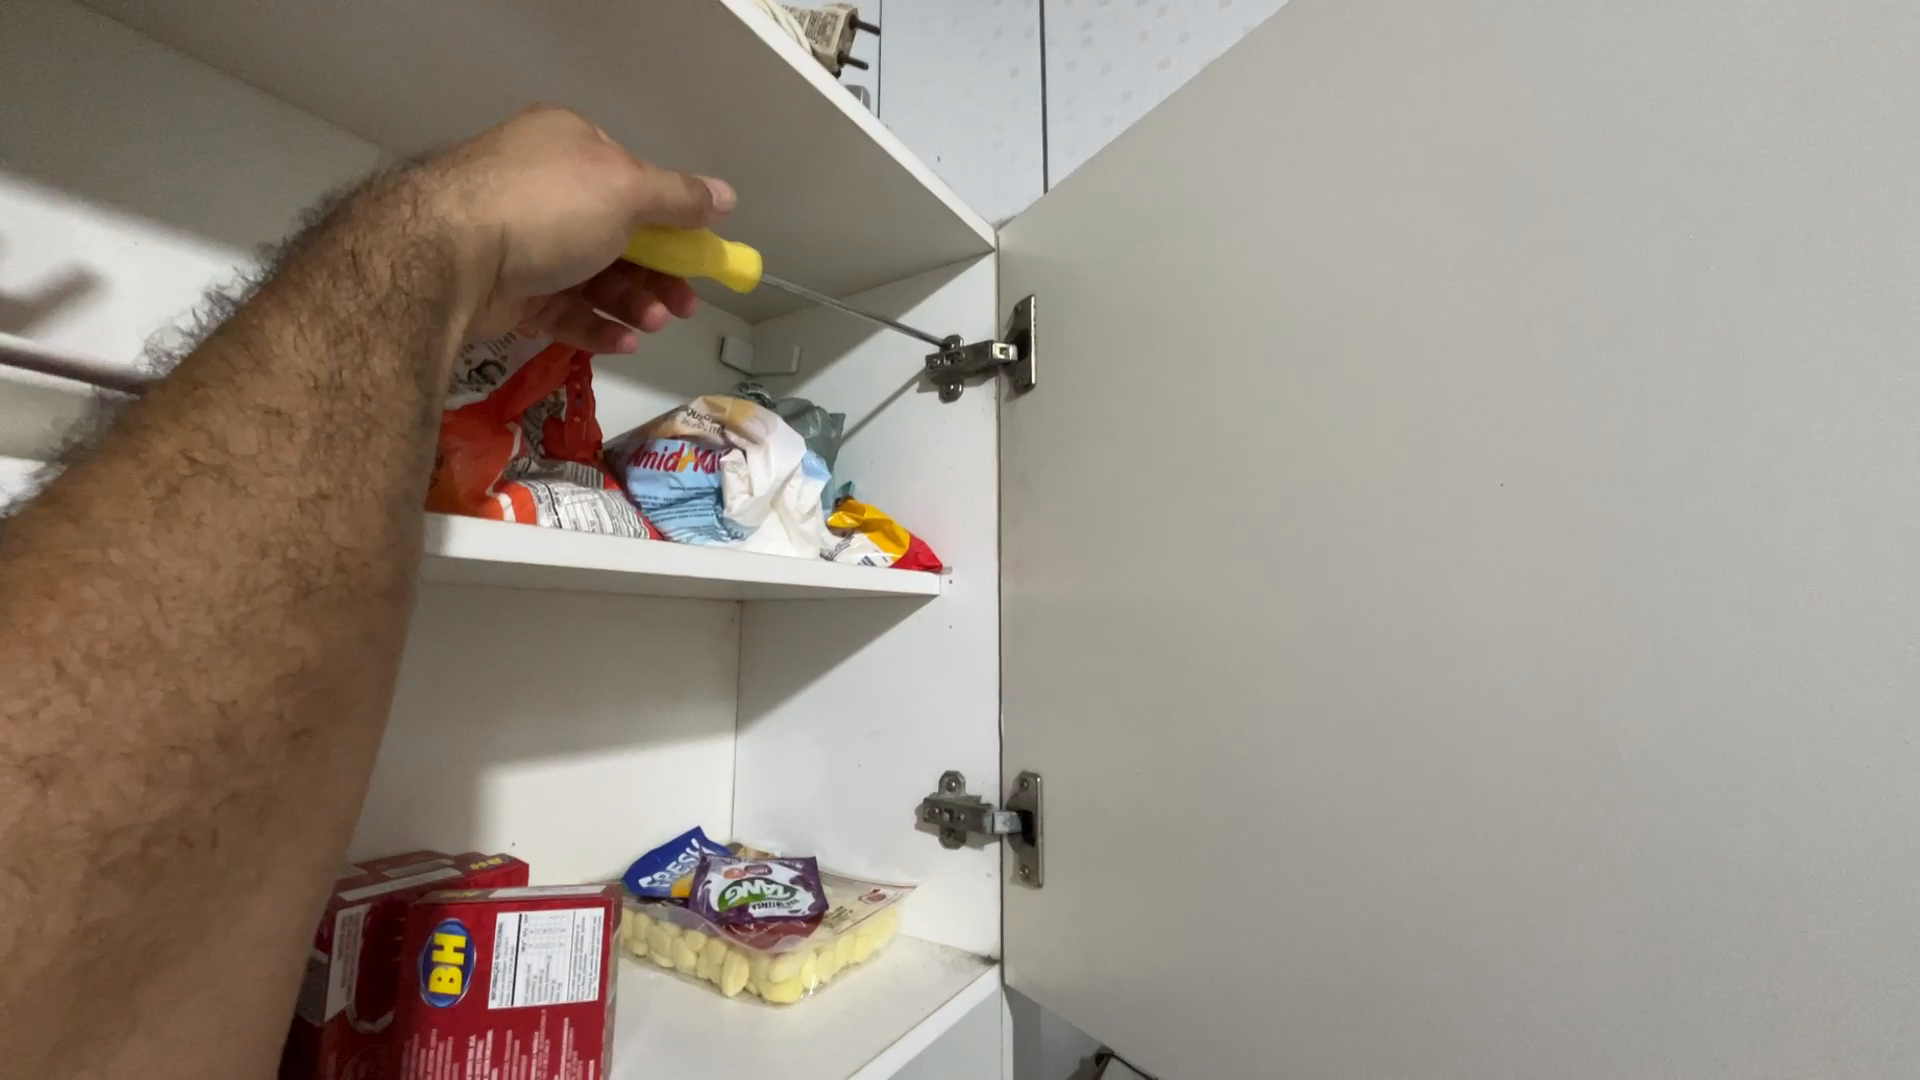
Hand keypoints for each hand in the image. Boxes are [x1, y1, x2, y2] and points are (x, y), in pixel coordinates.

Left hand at [414, 104, 735, 352]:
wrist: (449, 258)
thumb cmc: (547, 209)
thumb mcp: (627, 191)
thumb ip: (680, 198)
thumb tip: (728, 195)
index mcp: (572, 146)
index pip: (637, 184)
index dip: (675, 224)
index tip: (701, 259)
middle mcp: (550, 189)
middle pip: (625, 239)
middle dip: (661, 277)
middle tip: (686, 306)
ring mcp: (530, 241)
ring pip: (601, 279)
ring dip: (635, 304)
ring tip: (654, 323)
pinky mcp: (516, 289)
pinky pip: (571, 309)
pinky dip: (600, 327)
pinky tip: (624, 342)